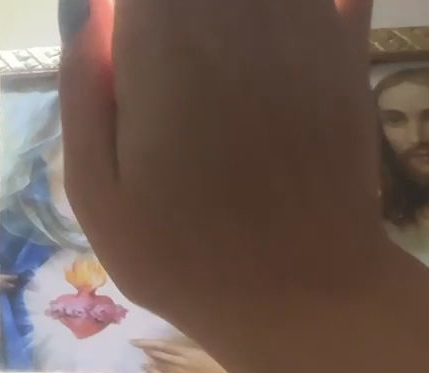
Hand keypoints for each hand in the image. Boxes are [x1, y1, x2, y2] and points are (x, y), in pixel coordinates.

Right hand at [57, 0, 428, 372]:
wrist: (294, 288)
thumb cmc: (176, 256)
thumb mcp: (96, 195)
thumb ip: (82, 96)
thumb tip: (85, 12)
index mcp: (164, 48)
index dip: (122, 14)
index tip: (113, 49)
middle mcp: (236, 12)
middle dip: (160, 16)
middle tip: (150, 77)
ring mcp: (302, 19)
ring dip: (213, 18)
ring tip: (195, 92)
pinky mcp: (345, 41)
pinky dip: (286, 9)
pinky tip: (260, 46)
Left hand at [135, 337, 226, 372]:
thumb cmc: (226, 360)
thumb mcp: (212, 346)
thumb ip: (195, 342)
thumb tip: (184, 335)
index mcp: (187, 352)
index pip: (162, 346)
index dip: (147, 344)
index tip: (133, 342)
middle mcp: (181, 364)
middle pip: (159, 357)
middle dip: (148, 352)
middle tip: (138, 347)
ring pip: (162, 368)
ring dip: (151, 364)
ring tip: (143, 363)